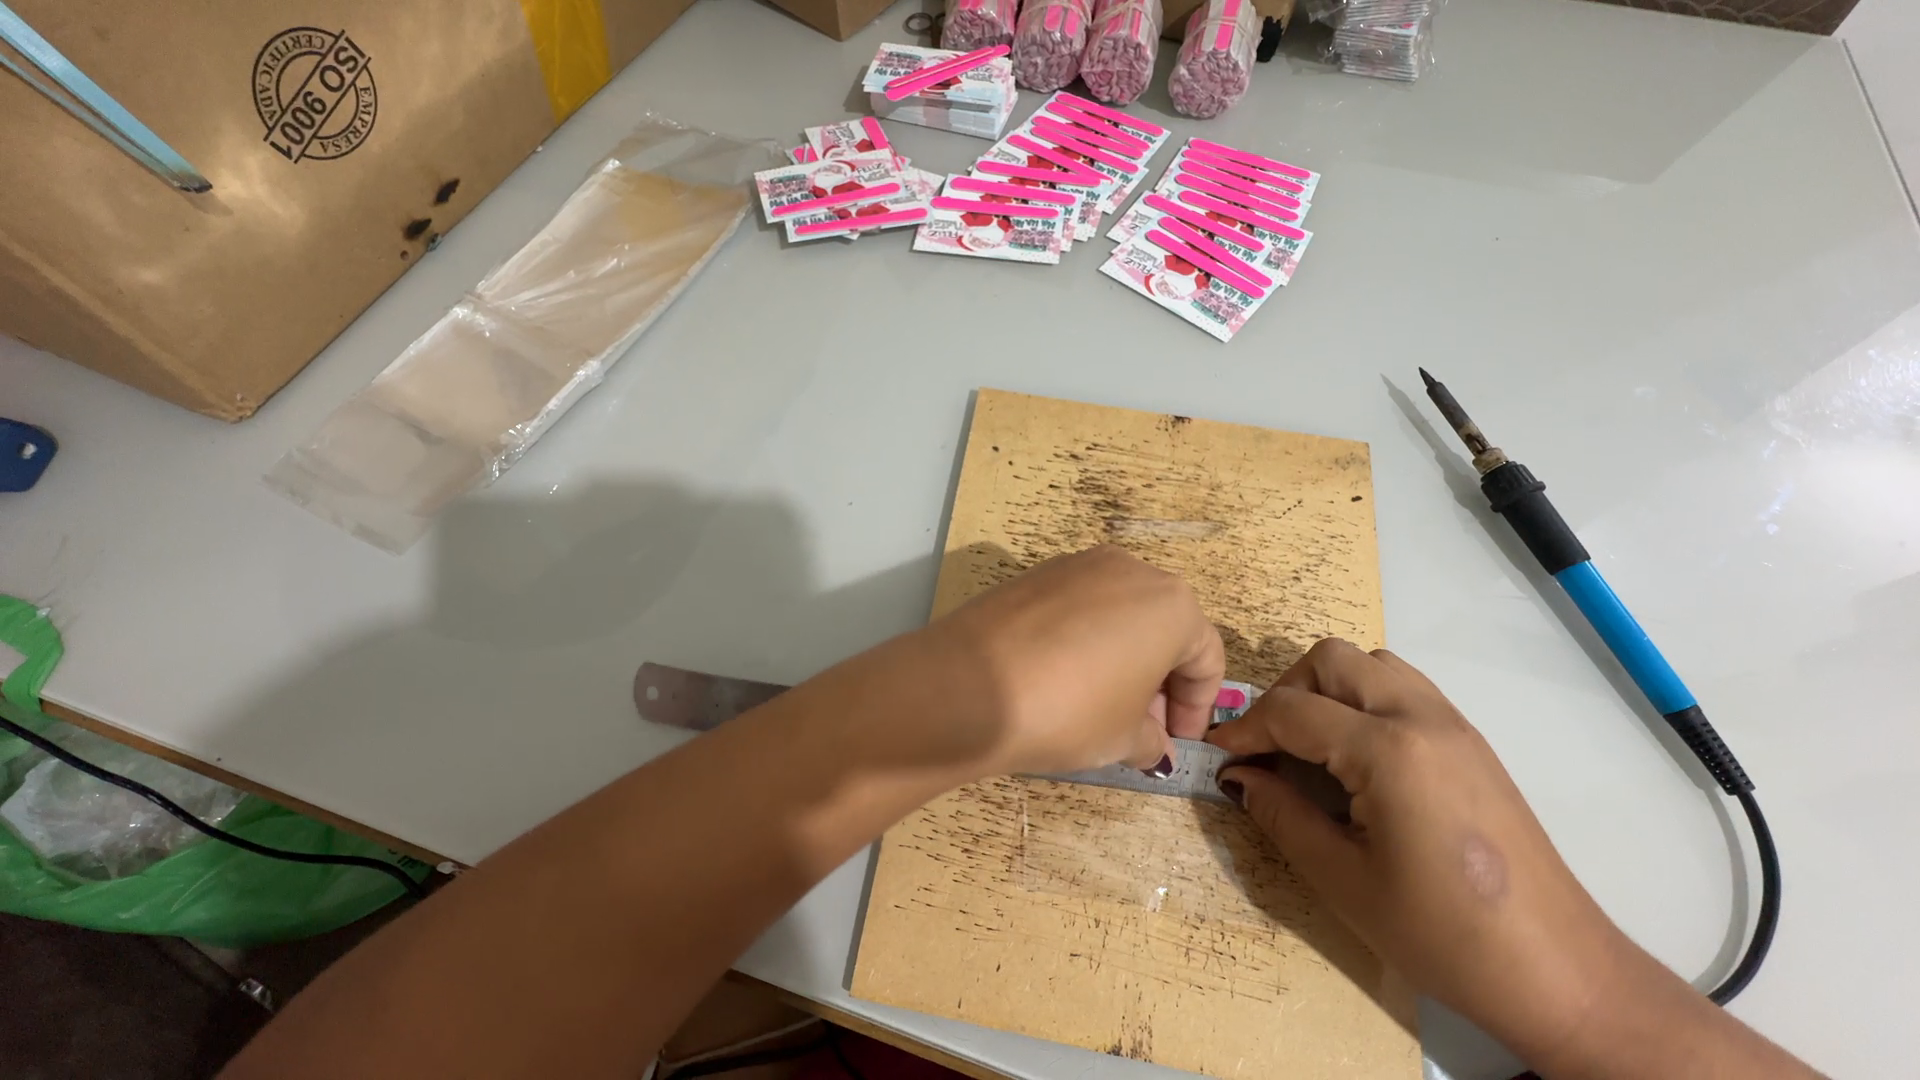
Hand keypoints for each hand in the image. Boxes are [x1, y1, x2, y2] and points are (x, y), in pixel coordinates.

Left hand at [922, 545, 1225, 776]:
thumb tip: (1152, 743)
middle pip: (1162, 630)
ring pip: (1119, 615)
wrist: (968, 686)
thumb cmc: (1069, 710)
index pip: (1206, 658)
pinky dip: (1083, 642)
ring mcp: (1078, 565)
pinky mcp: (1035, 573)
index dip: (1196, 707)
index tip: (1176, 741)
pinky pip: (1078, 609)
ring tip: (1099, 707)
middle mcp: (1130, 570)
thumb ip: (1152, 740)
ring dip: (1121, 659)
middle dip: (1158, 682)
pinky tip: (1061, 679)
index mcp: (1171, 604)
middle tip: (1140, 730)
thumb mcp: (1123, 739)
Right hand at [1209, 639, 1627, 1060]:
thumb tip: (1238, 774)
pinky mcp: (1471, 741)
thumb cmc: (1441, 934)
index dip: (1243, 729)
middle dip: (1285, 692)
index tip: (1217, 756)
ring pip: (1371, 665)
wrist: (1559, 973)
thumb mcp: (1342, 880)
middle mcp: (1422, 717)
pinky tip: (1353, 757)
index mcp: (1389, 751)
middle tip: (1267, 746)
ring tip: (1308, 745)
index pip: (1292, 711)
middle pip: (1332, 660)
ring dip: (1327, 689)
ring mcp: (1454, 724)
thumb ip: (1280, 813)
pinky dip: (1363, 701)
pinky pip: (1403, 689)